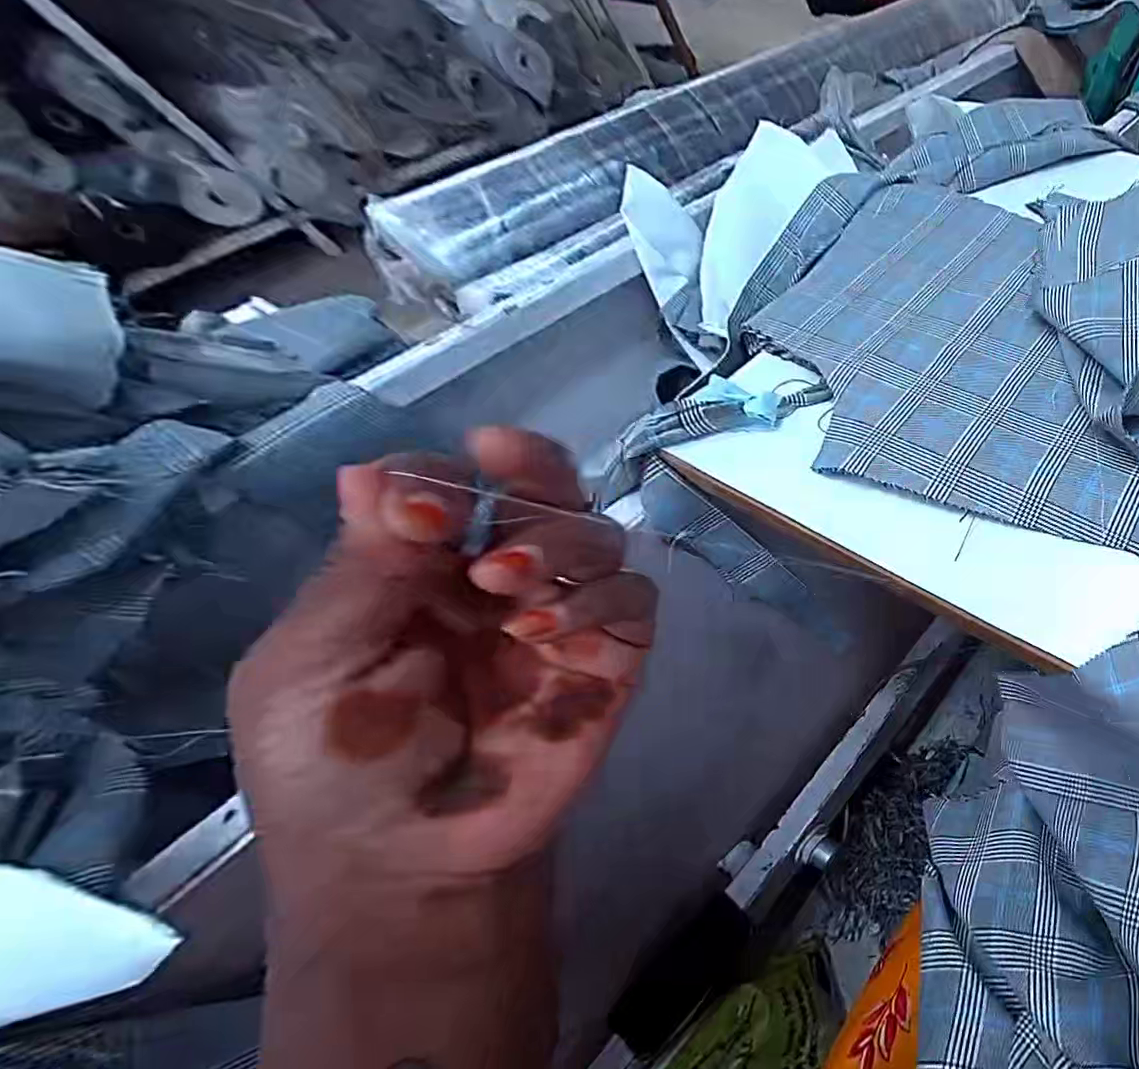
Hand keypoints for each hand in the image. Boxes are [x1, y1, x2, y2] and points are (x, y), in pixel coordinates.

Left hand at [229, 426, 656, 901]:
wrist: (413, 859)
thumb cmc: (337, 767)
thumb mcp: (313, 664)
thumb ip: (360, 571)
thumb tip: (369, 472)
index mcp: (425, 569)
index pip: (457, 488)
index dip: (446, 477)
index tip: (419, 508)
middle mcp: (504, 578)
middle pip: (549, 492)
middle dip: (533, 473)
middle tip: (502, 473)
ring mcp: (567, 614)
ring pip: (600, 536)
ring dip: (557, 541)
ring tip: (502, 583)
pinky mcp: (614, 653)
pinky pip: (633, 597)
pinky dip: (596, 598)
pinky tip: (541, 632)